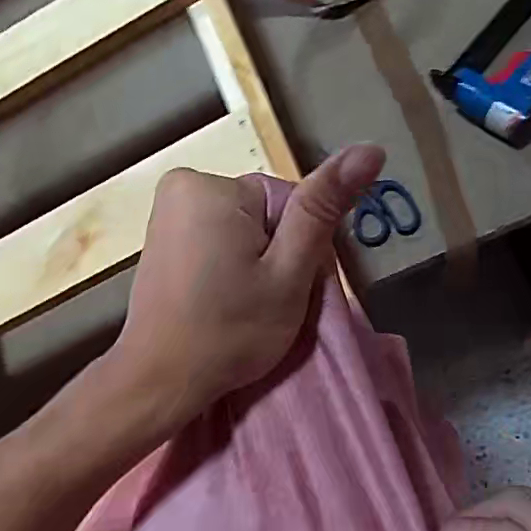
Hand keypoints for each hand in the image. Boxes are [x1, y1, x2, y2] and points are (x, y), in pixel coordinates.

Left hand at [112, 144, 384, 418]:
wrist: (162, 380)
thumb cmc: (231, 331)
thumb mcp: (289, 273)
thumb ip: (323, 209)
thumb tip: (370, 149)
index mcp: (211, 186)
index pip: (290, 203)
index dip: (298, 248)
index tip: (286, 288)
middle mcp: (181, 186)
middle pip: (264, 215)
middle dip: (274, 255)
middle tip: (264, 302)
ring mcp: (165, 213)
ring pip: (243, 230)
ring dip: (252, 265)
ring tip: (241, 305)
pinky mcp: (160, 240)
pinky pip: (216, 242)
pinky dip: (228, 268)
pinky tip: (221, 301)